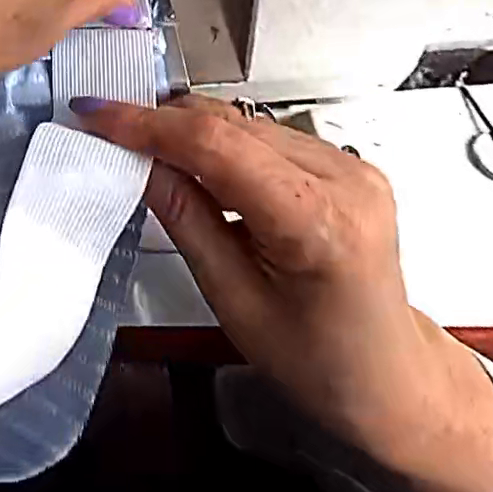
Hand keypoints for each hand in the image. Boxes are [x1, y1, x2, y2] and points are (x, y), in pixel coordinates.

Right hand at [76, 95, 492, 491]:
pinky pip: (268, 134)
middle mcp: (343, 174)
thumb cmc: (319, 364)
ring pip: (247, 121)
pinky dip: (223, 140)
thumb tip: (137, 163)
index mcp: (317, 220)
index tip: (97, 114)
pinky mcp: (346, 161)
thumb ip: (186, 220)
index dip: (148, 124)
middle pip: (231, 122)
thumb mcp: (235, 303)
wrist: (395, 378)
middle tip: (109, 129)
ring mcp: (350, 162)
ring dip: (190, 128)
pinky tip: (196, 161)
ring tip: (145, 146)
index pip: (216, 145)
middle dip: (163, 121)